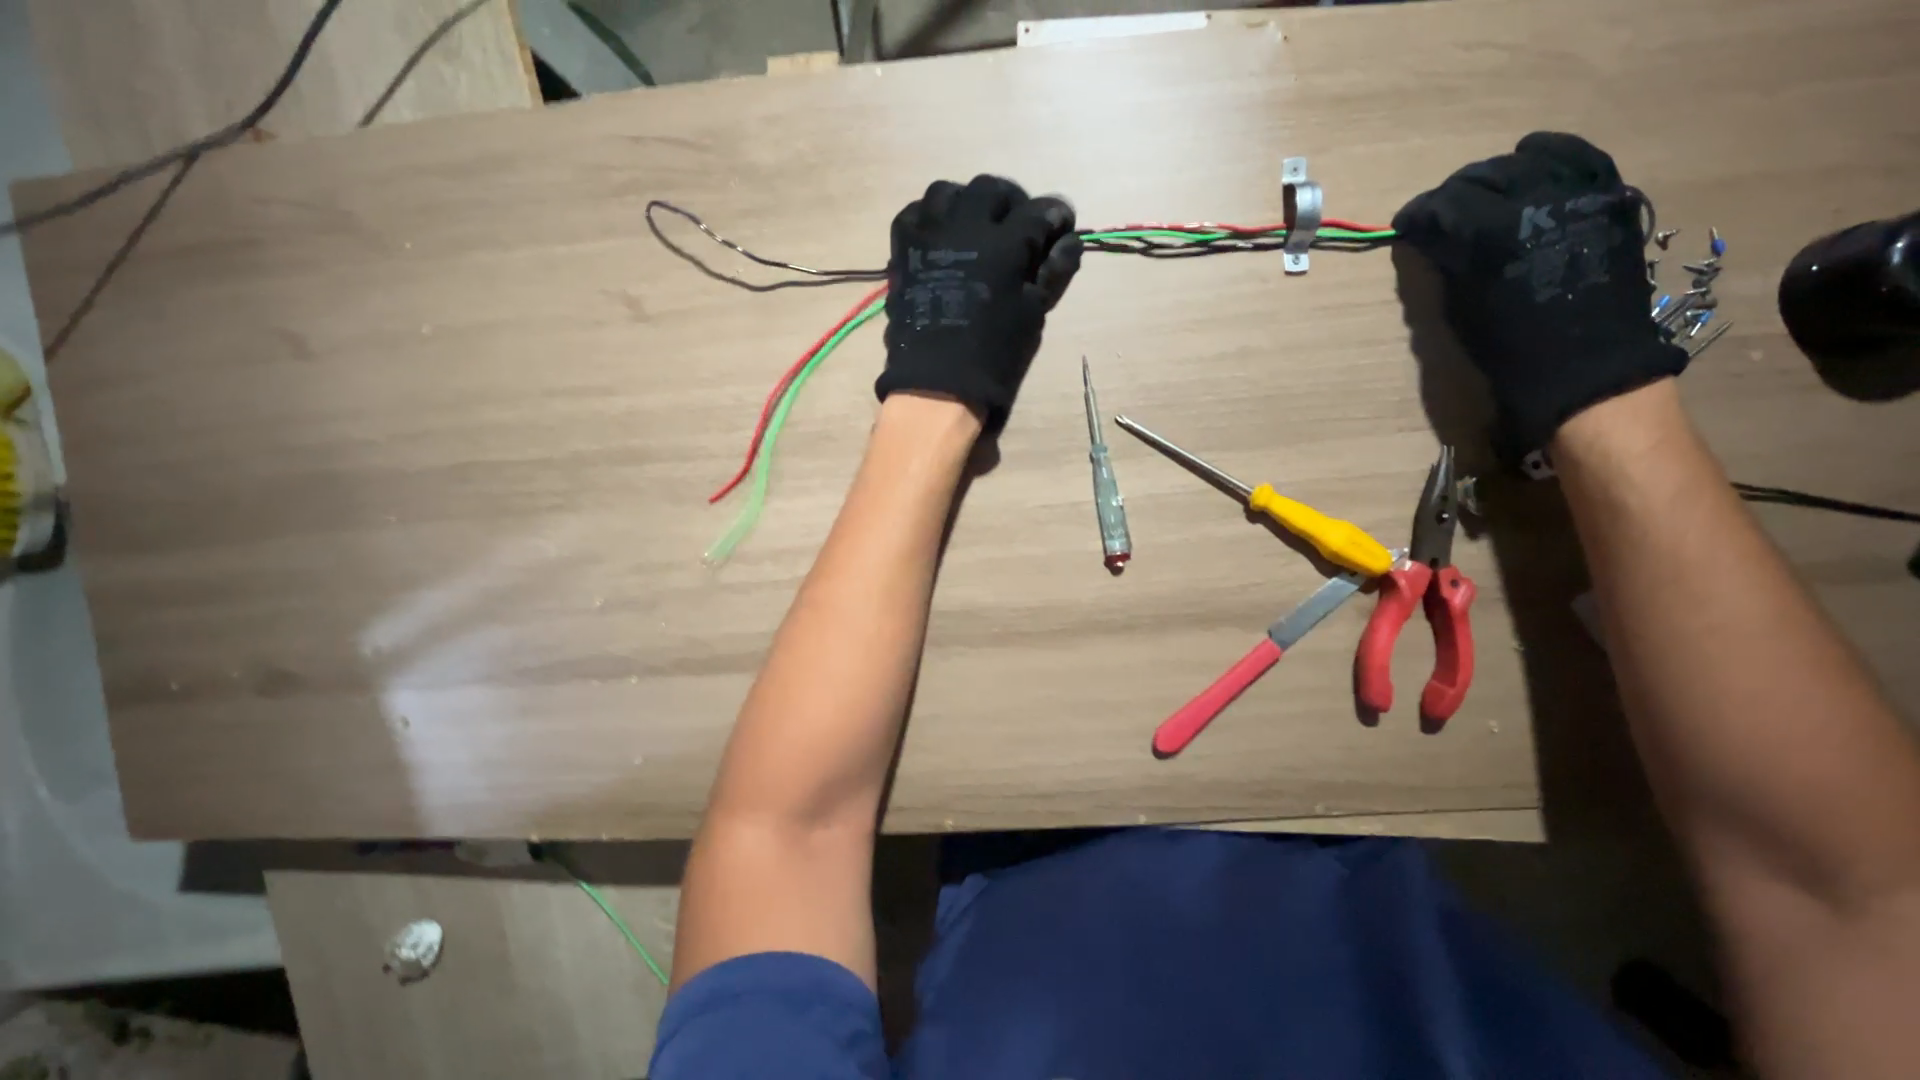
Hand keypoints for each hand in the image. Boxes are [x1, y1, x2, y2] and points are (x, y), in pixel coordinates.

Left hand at [875, 175, 1082, 432]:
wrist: (938, 383)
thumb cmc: (995, 353)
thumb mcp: (1034, 313)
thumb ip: (1054, 272)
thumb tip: (1069, 241)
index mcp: (1005, 245)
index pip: (1039, 210)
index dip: (1056, 216)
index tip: (1061, 227)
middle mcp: (965, 227)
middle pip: (991, 190)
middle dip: (1011, 202)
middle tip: (1019, 226)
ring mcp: (929, 235)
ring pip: (948, 192)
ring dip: (967, 203)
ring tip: (977, 225)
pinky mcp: (903, 251)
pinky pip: (914, 214)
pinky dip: (931, 216)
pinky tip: (943, 235)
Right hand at [1393, 133, 1688, 460]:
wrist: (1587, 368)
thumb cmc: (1513, 349)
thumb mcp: (1463, 307)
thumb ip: (1448, 261)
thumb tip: (1430, 235)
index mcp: (1497, 233)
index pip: (1446, 203)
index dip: (1421, 212)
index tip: (1407, 224)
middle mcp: (1541, 200)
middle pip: (1485, 174)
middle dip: (1456, 192)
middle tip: (1441, 214)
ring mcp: (1582, 194)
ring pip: (1531, 157)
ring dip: (1500, 173)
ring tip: (1485, 192)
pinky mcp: (1610, 199)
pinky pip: (1580, 159)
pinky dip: (1552, 157)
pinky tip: (1534, 166)